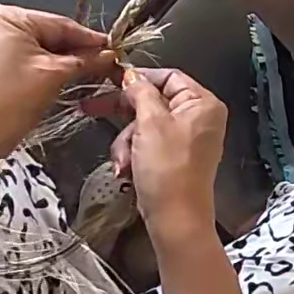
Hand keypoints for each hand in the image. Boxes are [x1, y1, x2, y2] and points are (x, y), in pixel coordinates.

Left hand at [0, 4, 117, 164]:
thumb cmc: (8, 99)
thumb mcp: (52, 75)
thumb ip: (84, 60)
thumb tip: (109, 55)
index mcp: (7, 14)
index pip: (59, 23)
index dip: (89, 38)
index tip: (114, 48)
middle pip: (49, 35)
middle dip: (77, 52)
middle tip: (108, 64)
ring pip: (38, 50)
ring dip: (63, 63)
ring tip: (93, 73)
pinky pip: (25, 61)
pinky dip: (45, 70)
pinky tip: (66, 79)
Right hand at [100, 68, 226, 239]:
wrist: (174, 219)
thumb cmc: (166, 167)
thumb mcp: (150, 123)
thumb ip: (140, 92)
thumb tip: (131, 75)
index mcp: (202, 104)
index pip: (168, 76)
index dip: (139, 78)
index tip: (111, 82)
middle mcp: (198, 118)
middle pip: (153, 101)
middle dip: (124, 116)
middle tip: (92, 108)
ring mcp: (186, 139)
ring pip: (144, 125)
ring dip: (126, 142)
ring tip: (123, 161)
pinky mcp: (173, 158)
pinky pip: (147, 144)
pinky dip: (133, 154)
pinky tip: (126, 169)